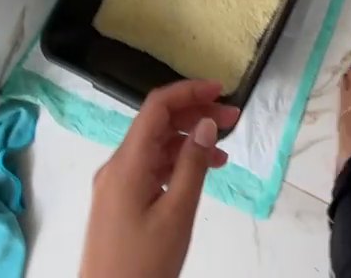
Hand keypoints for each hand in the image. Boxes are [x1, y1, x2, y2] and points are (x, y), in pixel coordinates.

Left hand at [79, 79, 238, 277]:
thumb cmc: (144, 266)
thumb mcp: (176, 214)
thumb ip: (192, 164)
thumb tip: (206, 123)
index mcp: (127, 163)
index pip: (157, 107)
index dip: (189, 91)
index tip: (221, 90)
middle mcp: (117, 166)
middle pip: (158, 123)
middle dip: (195, 114)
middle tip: (233, 120)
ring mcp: (116, 185)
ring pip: (156, 146)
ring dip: (189, 140)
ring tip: (224, 151)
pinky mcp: (120, 202)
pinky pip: (151, 167)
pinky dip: (177, 162)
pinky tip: (202, 172)